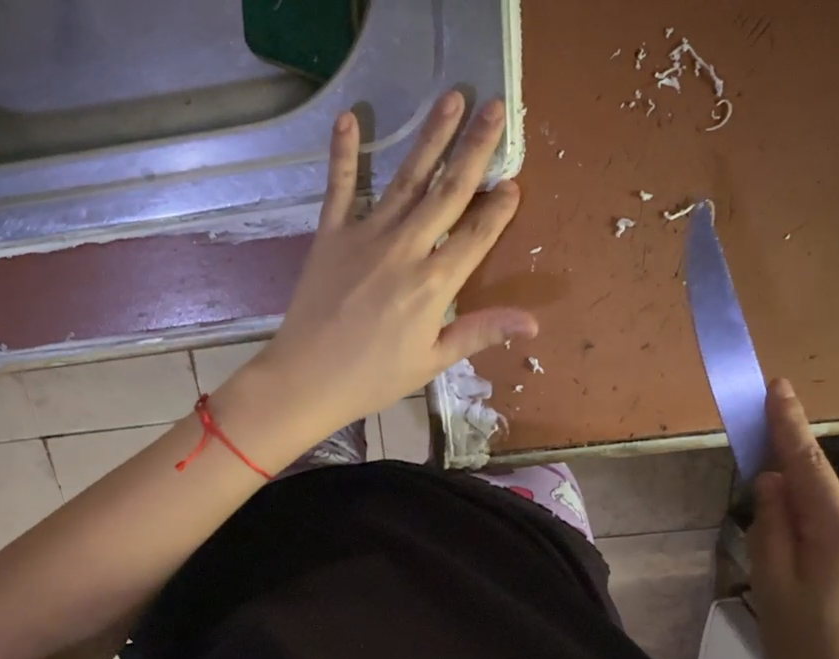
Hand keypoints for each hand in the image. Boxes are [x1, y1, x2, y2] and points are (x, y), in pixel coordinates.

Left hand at [240, 91, 537, 433]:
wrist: (305, 380)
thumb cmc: (372, 378)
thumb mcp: (432, 361)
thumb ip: (480, 332)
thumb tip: (533, 324)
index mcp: (434, 284)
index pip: (477, 234)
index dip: (499, 207)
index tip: (515, 180)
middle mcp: (405, 249)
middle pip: (448, 192)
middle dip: (475, 149)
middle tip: (496, 108)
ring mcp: (366, 237)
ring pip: (406, 178)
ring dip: (431, 137)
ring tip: (452, 98)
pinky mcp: (330, 235)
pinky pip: (341, 188)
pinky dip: (344, 154)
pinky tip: (349, 119)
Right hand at [747, 379, 838, 658]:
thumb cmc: (808, 652)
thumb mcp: (772, 586)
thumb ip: (769, 524)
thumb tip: (774, 481)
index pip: (809, 464)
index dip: (788, 425)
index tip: (775, 386)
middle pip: (816, 499)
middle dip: (784, 510)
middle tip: (764, 566)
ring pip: (828, 527)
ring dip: (800, 542)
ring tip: (789, 601)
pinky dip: (818, 558)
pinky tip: (811, 606)